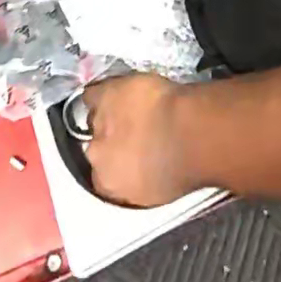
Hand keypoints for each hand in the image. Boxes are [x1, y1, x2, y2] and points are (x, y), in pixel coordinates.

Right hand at [77, 74, 197, 207]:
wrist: (186, 132)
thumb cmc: (181, 168)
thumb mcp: (156, 191)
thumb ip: (136, 182)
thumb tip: (139, 172)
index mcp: (107, 183)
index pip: (101, 174)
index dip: (115, 163)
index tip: (129, 156)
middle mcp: (96, 154)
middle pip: (96, 144)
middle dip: (111, 139)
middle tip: (133, 131)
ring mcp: (99, 121)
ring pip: (97, 115)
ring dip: (110, 113)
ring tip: (131, 108)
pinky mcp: (105, 94)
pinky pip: (95, 93)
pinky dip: (105, 91)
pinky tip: (119, 90)